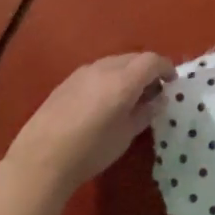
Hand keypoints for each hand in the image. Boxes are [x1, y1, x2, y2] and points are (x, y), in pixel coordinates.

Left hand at [2, 53, 174, 192]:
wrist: (42, 157)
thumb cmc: (90, 150)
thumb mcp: (125, 136)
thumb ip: (145, 113)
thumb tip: (158, 99)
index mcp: (122, 81)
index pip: (151, 61)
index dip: (166, 68)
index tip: (172, 82)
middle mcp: (103, 68)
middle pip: (132, 58)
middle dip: (147, 69)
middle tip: (154, 91)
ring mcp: (82, 72)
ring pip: (113, 62)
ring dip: (127, 73)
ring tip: (130, 97)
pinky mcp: (67, 81)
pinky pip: (97, 71)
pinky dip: (110, 78)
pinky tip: (106, 101)